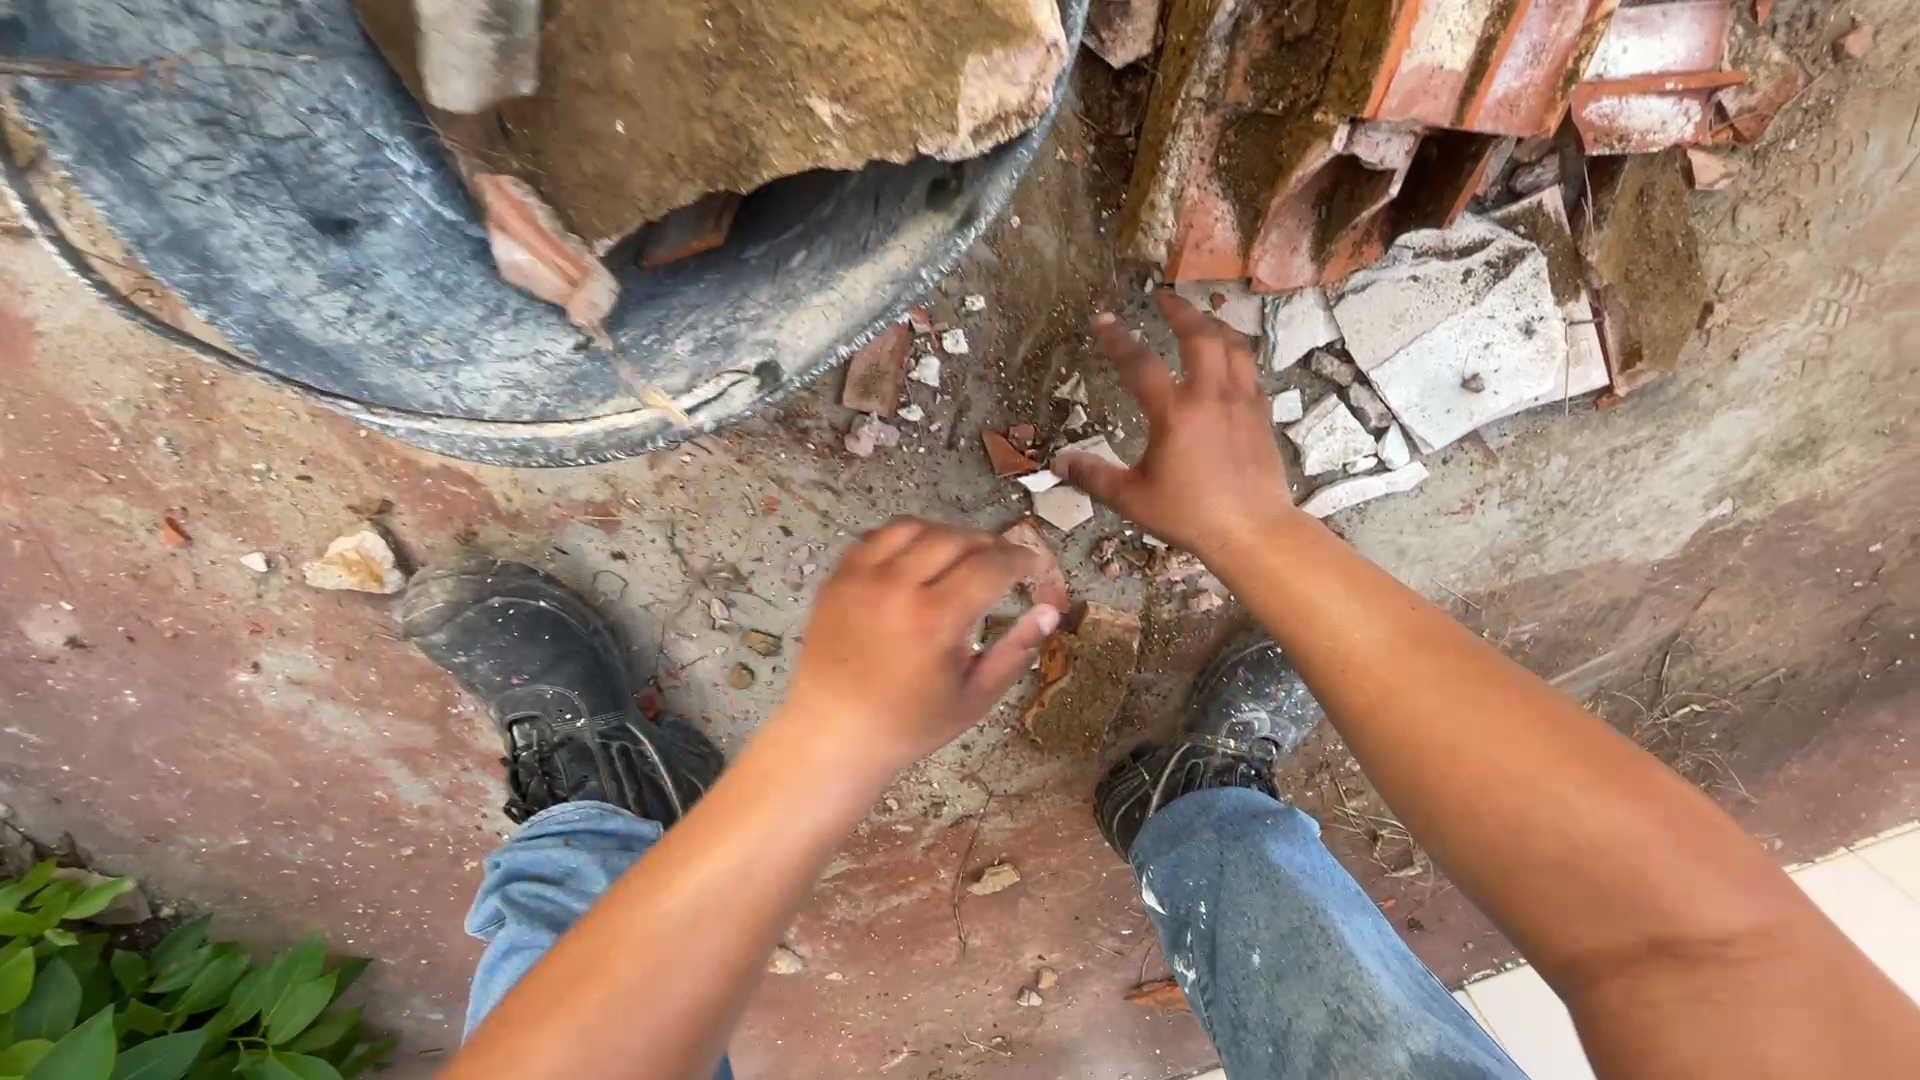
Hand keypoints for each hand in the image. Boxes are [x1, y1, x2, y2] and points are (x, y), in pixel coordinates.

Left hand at [781, 519, 1060, 772]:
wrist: (833, 732)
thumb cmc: (910, 723)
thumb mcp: (975, 697)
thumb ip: (1016, 651)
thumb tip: (1050, 612)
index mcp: (935, 620)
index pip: (992, 565)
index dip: (1021, 559)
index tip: (1032, 565)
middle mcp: (897, 588)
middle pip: (957, 538)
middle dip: (990, 545)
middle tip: (1002, 563)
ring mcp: (861, 577)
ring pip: (916, 527)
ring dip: (948, 534)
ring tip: (963, 556)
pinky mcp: (838, 577)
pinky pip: (878, 536)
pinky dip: (906, 538)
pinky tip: (918, 558)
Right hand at [1053, 292, 1299, 558]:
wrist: (1253, 531)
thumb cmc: (1188, 515)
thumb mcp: (1132, 499)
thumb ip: (1094, 476)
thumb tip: (1059, 462)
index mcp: (1174, 413)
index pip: (1139, 364)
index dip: (1117, 338)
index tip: (1103, 318)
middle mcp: (1210, 396)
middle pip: (1199, 336)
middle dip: (1180, 311)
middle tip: (1163, 298)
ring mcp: (1242, 403)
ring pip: (1234, 346)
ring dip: (1215, 325)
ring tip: (1201, 318)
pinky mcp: (1262, 416)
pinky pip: (1251, 373)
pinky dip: (1237, 357)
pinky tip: (1230, 363)